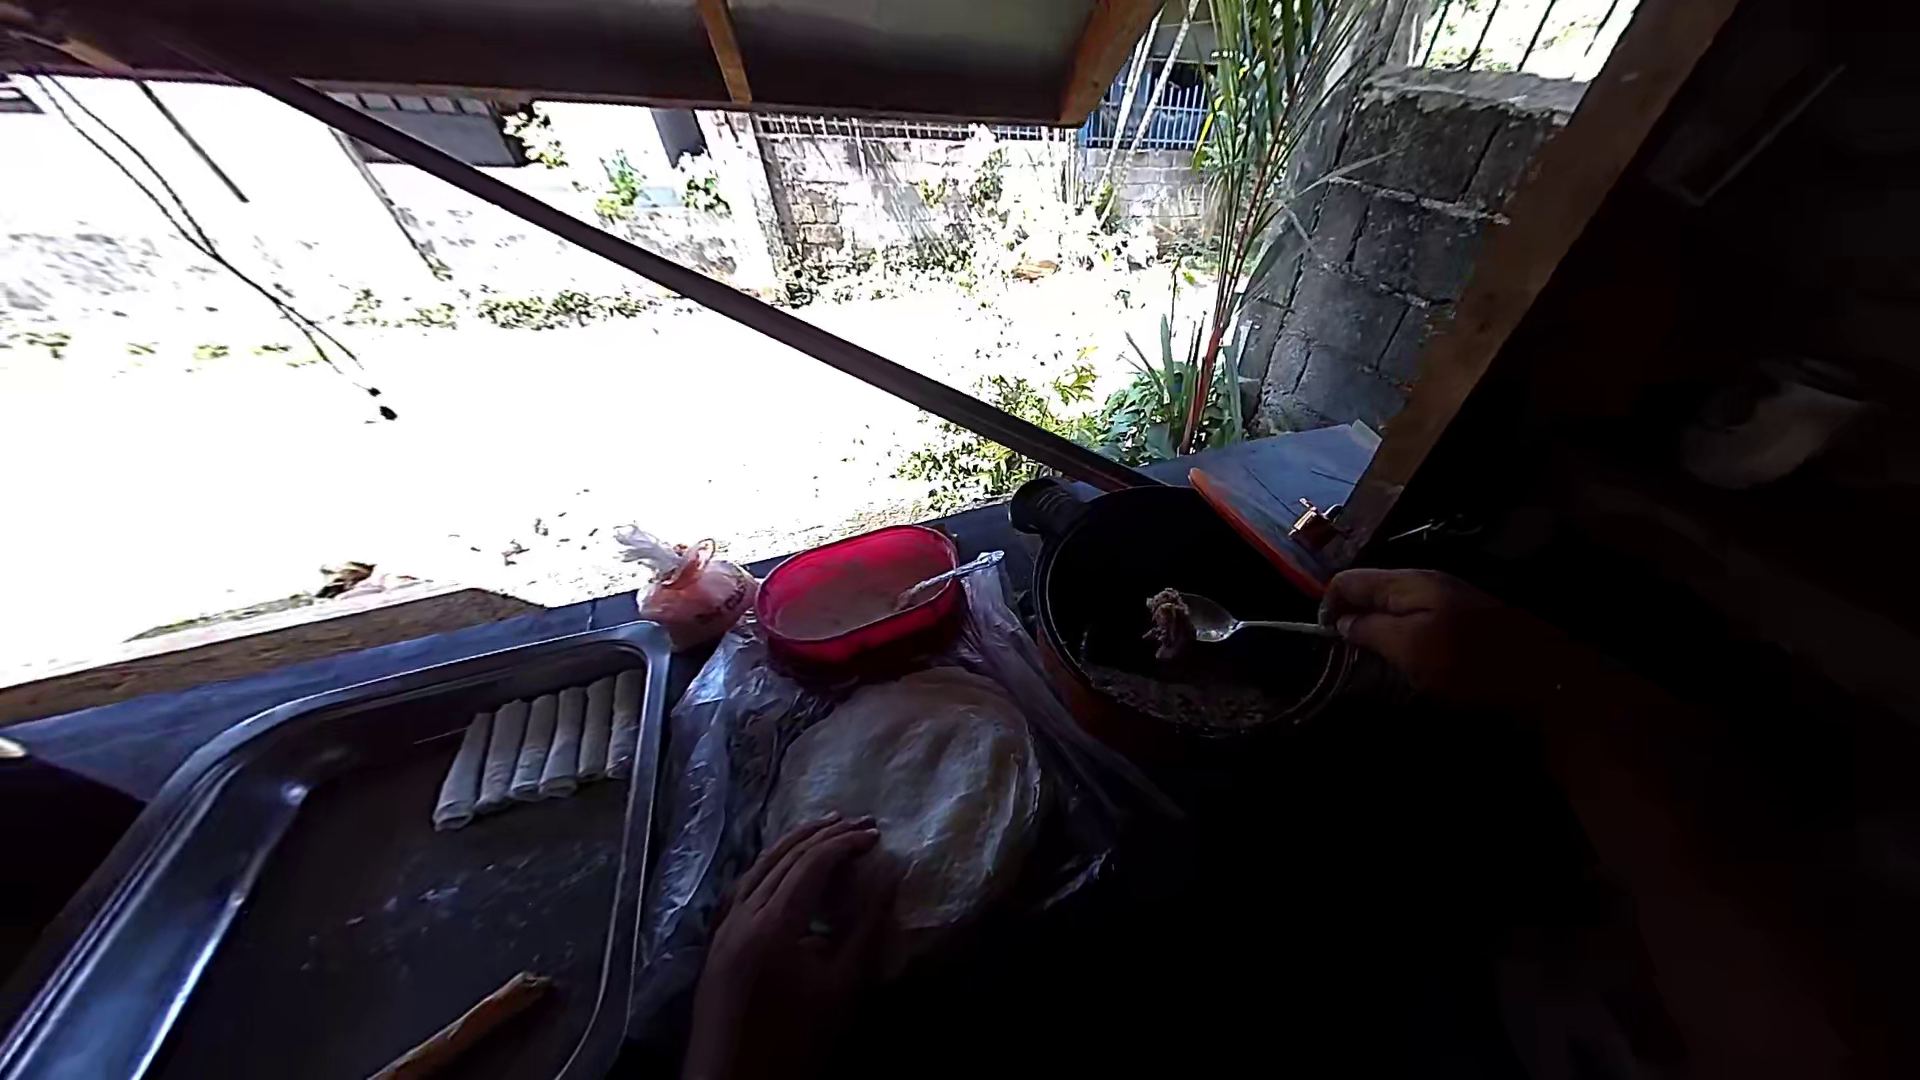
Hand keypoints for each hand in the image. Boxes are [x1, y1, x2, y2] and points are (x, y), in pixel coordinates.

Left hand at [682, 815, 895, 1079]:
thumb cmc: (794, 1045)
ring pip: (760, 864)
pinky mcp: (717, 940)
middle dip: (826, 834)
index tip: (876, 835)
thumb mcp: (842, 988)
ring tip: (827, 825)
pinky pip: (744, 884)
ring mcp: (725, 927)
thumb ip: (867, 927)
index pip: (812, 864)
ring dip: (796, 840)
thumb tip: (889, 875)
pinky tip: (784, 859)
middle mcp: (743, 916)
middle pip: (786, 857)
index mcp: (772, 926)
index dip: (846, 843)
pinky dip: (770, 862)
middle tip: (861, 821)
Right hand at [1319, 568, 1571, 708]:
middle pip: (1369, 590)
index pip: (1347, 580)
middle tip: (1346, 651)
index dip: (1327, 605)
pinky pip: (1416, 621)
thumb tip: (1340, 622)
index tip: (1324, 638)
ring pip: (1392, 607)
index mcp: (1409, 582)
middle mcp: (1427, 584)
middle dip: (1351, 616)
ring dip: (1377, 628)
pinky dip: (1402, 637)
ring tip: (1373, 658)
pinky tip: (1409, 660)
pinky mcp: (1467, 623)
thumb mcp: (1408, 646)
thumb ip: (1367, 628)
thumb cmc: (1473, 664)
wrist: (1555, 687)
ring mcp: (1451, 601)